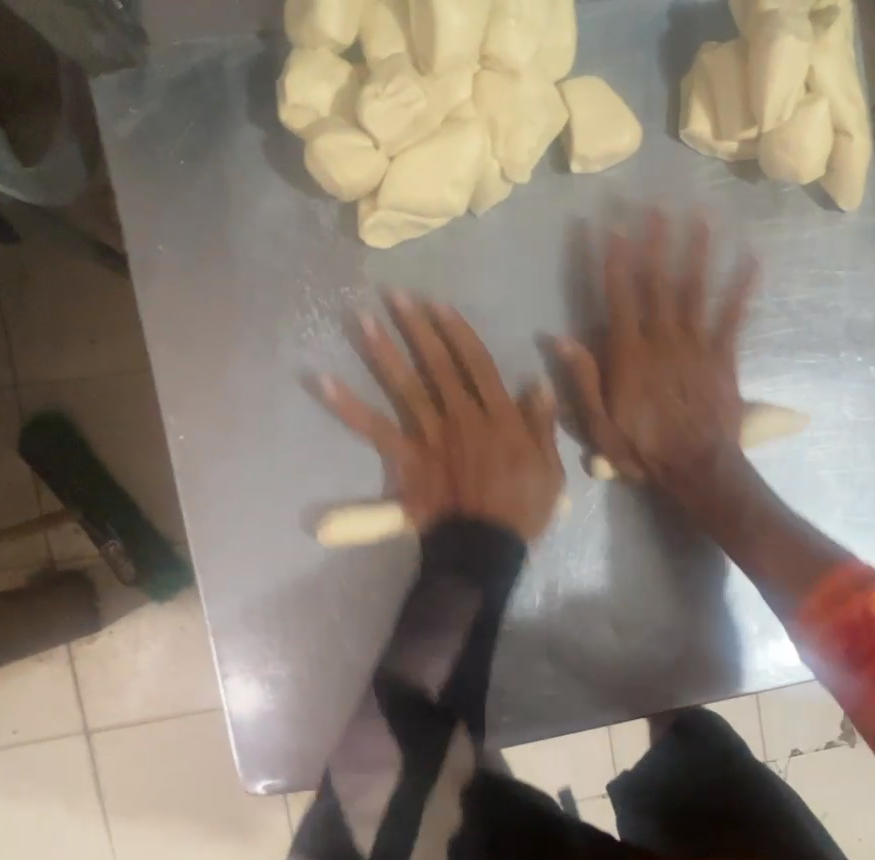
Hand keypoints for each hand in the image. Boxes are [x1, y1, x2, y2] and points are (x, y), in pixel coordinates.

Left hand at [314, 292, 564, 540]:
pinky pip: (374, 429)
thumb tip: (537, 383)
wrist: (485, 547)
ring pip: (405, 386)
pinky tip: (324, 381)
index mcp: (498, 417)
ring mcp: (431, 436)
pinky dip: (347, 406)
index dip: (457, 331)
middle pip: (437, 365)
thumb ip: (541, 425)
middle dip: (417, 328)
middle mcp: (462, 417)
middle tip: (396, 296)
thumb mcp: (550, 469)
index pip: (476, 363)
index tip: (439, 305)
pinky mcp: (407, 459)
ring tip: (365, 319)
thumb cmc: (522, 511)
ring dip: (384, 351)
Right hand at [554, 211, 758, 496]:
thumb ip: (583, 379)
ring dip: (698, 251)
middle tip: (656, 204)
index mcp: (629, 354)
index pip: (617, 295)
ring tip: (701, 216)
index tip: (609, 225)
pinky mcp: (723, 357)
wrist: (697, 468)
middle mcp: (662, 339)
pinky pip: (733, 317)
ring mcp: (696, 345)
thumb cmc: (643, 449)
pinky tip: (752, 259)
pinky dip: (742, 288)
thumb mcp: (599, 424)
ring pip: (696, 290)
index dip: (613, 258)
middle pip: (658, 282)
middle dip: (656, 241)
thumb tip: (560, 338)